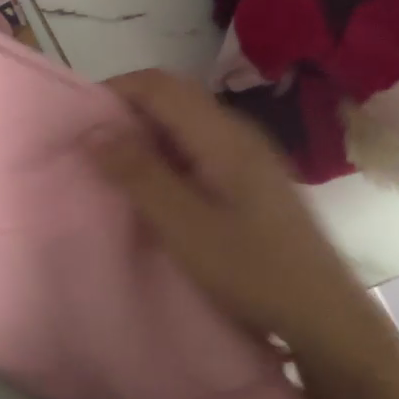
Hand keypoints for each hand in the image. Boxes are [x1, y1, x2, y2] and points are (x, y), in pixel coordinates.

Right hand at [87, 69, 378, 353]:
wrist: (321, 313)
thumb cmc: (250, 270)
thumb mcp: (182, 225)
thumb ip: (137, 173)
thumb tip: (92, 129)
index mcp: (222, 137)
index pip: (159, 85)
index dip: (113, 91)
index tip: (77, 122)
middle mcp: (237, 132)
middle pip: (171, 96)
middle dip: (124, 110)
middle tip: (87, 145)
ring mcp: (246, 154)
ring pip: (182, 120)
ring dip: (140, 132)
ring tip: (108, 165)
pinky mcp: (247, 177)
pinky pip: (194, 144)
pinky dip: (161, 151)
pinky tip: (148, 185)